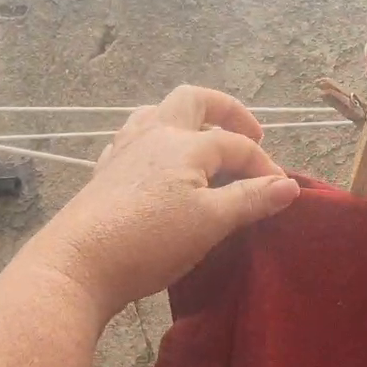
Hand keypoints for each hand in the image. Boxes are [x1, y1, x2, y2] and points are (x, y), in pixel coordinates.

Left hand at [28, 86, 300, 316]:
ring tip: (203, 143)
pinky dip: (155, 142)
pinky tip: (157, 164)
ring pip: (157, 113)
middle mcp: (155, 134)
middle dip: (226, 111)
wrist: (77, 265)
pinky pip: (132, 139)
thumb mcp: (211, 222)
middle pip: (193, 100)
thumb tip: (289, 185)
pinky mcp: (104, 172)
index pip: (237, 144)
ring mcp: (124, 150)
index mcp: (185, 143)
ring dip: (186, 120)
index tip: (280, 194)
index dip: (264, 165)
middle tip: (250, 135)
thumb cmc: (150, 241)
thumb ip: (251, 199)